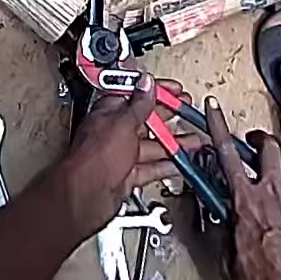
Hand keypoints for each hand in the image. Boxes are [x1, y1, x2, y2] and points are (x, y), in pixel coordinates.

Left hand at [53, 74, 175, 235]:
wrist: (86, 196)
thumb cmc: (95, 157)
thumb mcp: (123, 124)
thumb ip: (139, 105)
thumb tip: (147, 83)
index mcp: (111, 110)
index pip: (137, 94)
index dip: (157, 90)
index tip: (175, 90)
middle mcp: (115, 129)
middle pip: (147, 118)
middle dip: (169, 115)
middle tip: (188, 110)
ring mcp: (121, 153)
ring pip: (152, 144)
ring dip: (173, 142)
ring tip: (194, 140)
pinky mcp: (127, 174)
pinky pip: (151, 166)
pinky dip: (166, 164)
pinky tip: (180, 162)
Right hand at [206, 101, 280, 279]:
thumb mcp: (230, 263)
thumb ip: (223, 233)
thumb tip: (220, 222)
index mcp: (246, 202)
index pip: (226, 152)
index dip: (218, 124)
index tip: (213, 108)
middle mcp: (273, 193)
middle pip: (268, 147)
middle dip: (259, 140)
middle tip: (254, 143)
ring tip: (279, 154)